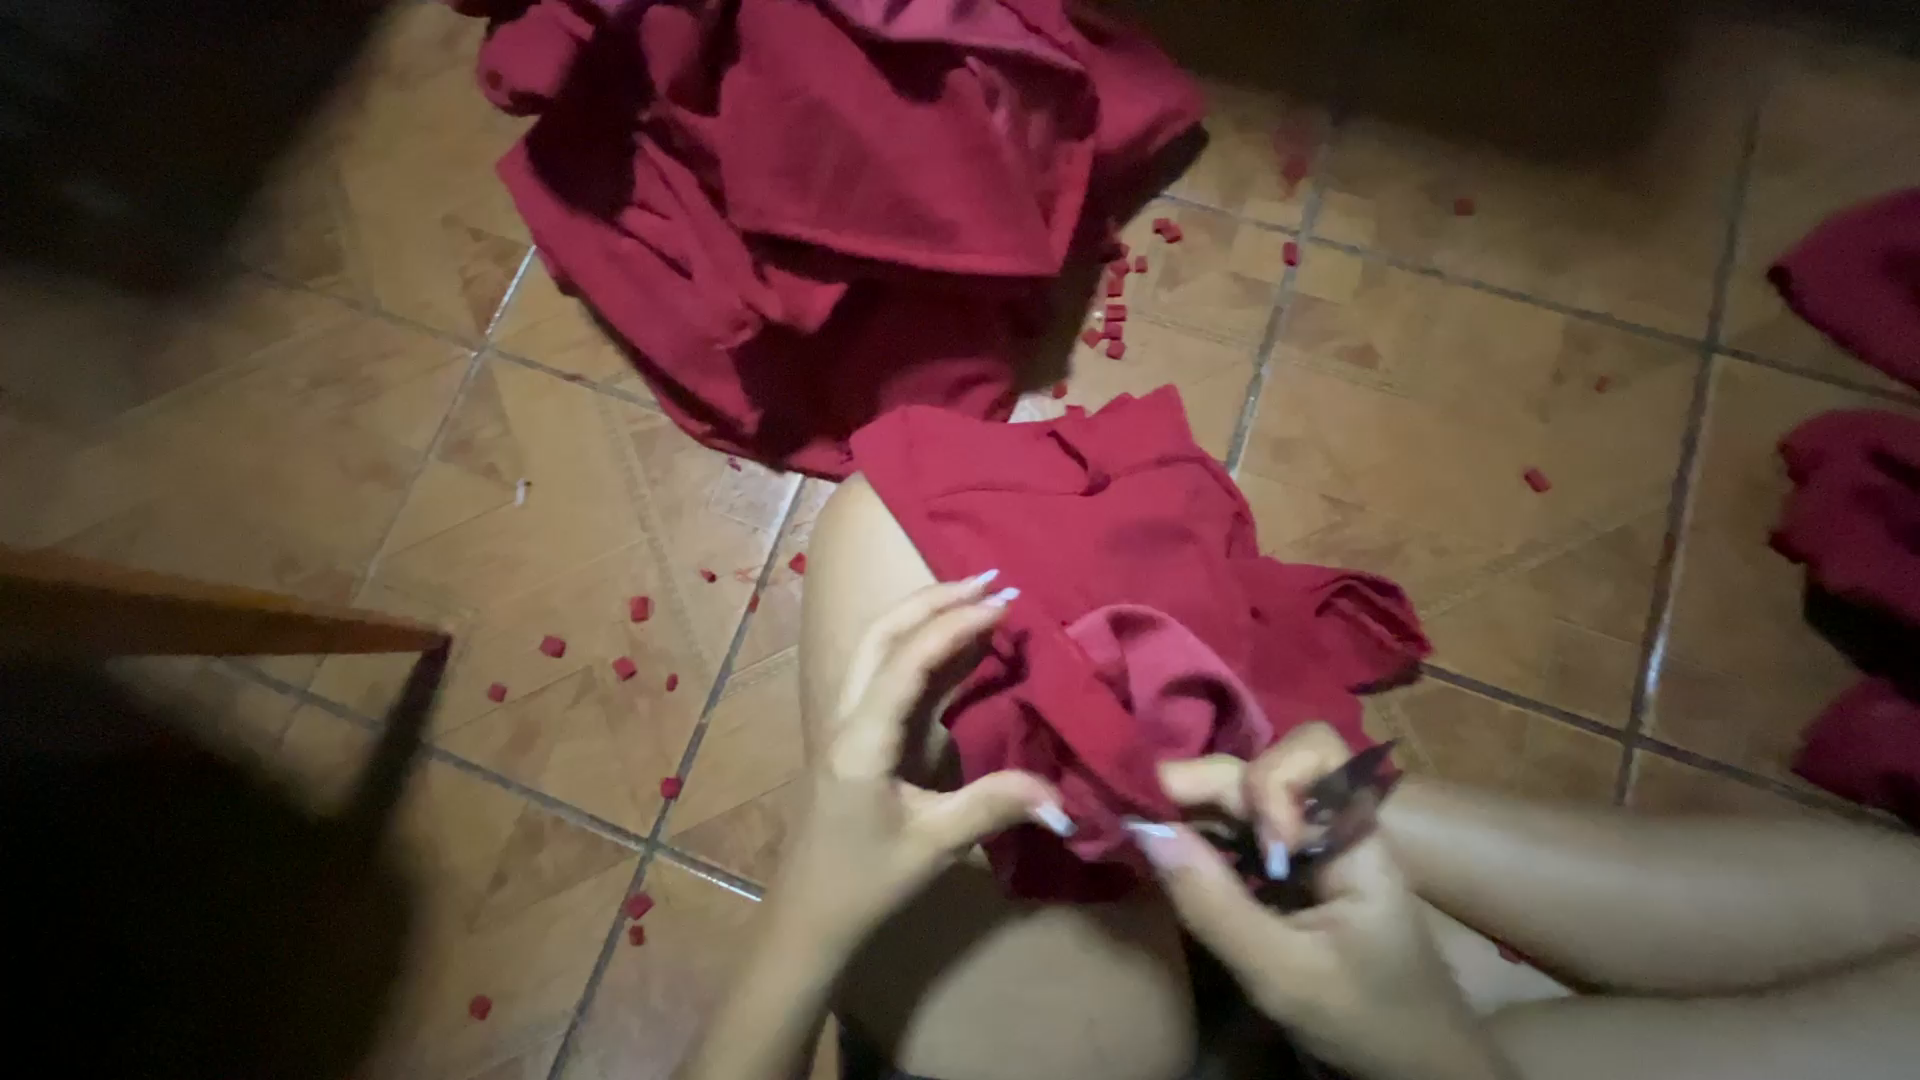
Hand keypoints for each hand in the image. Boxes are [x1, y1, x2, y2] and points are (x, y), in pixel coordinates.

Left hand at [765, 573, 1069, 949]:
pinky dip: (922, 646)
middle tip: (990, 581)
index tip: (1003, 603)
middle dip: (933, 600)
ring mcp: (847, 720)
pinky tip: (957, 644)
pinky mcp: (857, 731)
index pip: (906, 660)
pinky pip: (887, 673)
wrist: (808, 915)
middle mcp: (846, 715)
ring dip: (923, 614)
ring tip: (976, 596)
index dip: (954, 625)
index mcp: (861, 739)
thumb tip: (1063, 797)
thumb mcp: (933, 846)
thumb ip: (994, 808)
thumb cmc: (864, 882)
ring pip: (877, 646)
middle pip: (881, 634)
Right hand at [1141, 726, 1512, 1079]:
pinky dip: (1194, 827)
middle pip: (1258, 766)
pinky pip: (1229, 821)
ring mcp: (1298, 836)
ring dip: (1191, 804)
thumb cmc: (1366, 1020)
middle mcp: (1323, 818)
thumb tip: (1142, 827)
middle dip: (1202, 787)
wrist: (1413, 1065)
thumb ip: (1213, 903)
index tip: (1261, 846)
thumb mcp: (1283, 974)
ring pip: (1235, 788)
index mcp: (1351, 833)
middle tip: (1145, 819)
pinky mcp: (1278, 858)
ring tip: (1153, 834)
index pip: (1312, 751)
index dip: (1270, 778)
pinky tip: (1172, 852)